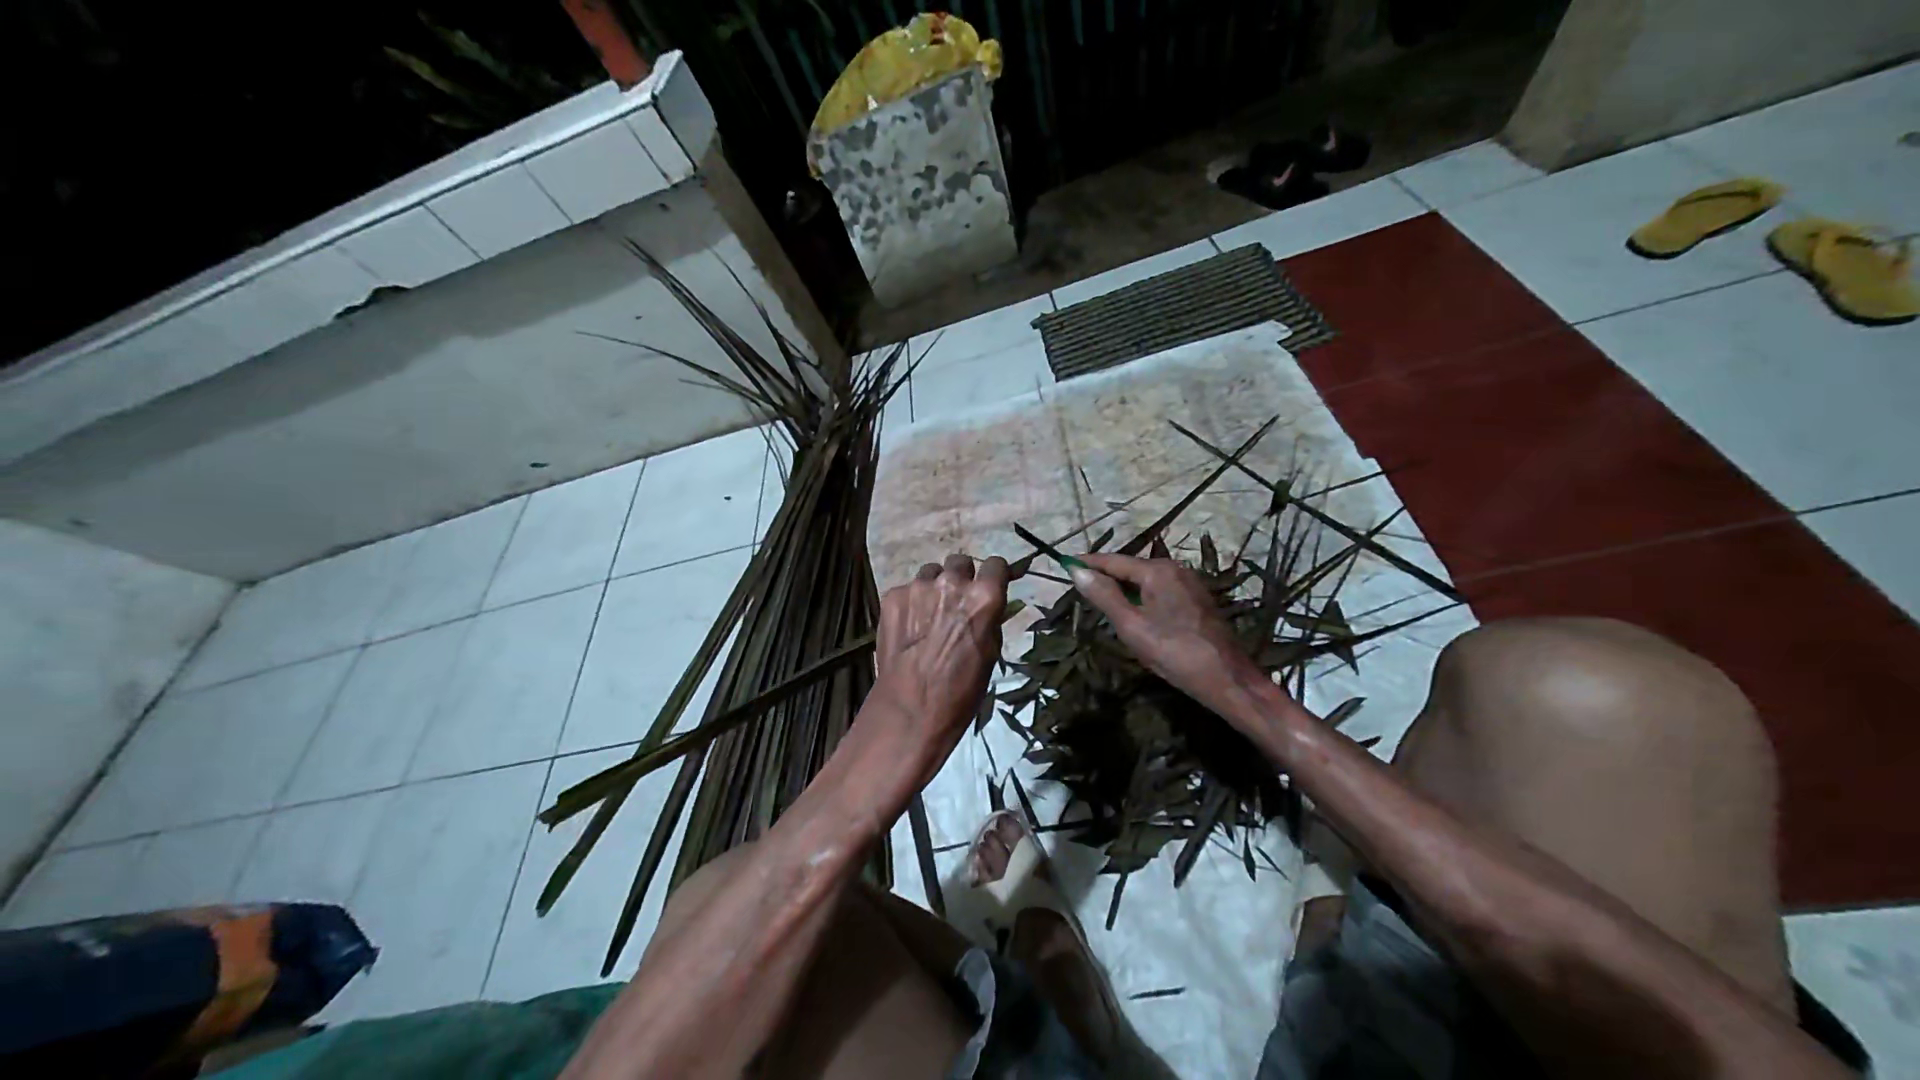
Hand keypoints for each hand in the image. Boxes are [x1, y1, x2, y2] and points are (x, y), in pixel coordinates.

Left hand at [870, 554, 1007, 767]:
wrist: (909, 710)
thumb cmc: (960, 691)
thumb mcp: (990, 654)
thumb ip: (990, 620)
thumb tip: (991, 606)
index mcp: (983, 597)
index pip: (996, 564)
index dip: (994, 575)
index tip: (991, 584)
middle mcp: (951, 583)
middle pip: (960, 563)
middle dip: (961, 578)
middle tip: (956, 603)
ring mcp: (917, 587)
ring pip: (931, 573)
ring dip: (934, 588)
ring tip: (929, 616)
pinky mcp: (892, 596)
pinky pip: (907, 589)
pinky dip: (910, 603)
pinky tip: (909, 629)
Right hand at [1072, 553, 1271, 720]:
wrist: (1226, 678)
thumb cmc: (1174, 652)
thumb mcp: (1131, 626)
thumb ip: (1105, 596)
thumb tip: (1078, 572)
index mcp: (1158, 571)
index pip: (1114, 560)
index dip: (1089, 563)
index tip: (1066, 563)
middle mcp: (1176, 569)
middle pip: (1132, 568)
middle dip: (1106, 576)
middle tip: (1080, 585)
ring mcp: (1190, 585)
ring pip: (1147, 581)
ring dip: (1124, 588)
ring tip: (1102, 599)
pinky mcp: (1197, 601)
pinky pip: (1161, 592)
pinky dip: (1142, 597)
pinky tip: (1133, 614)